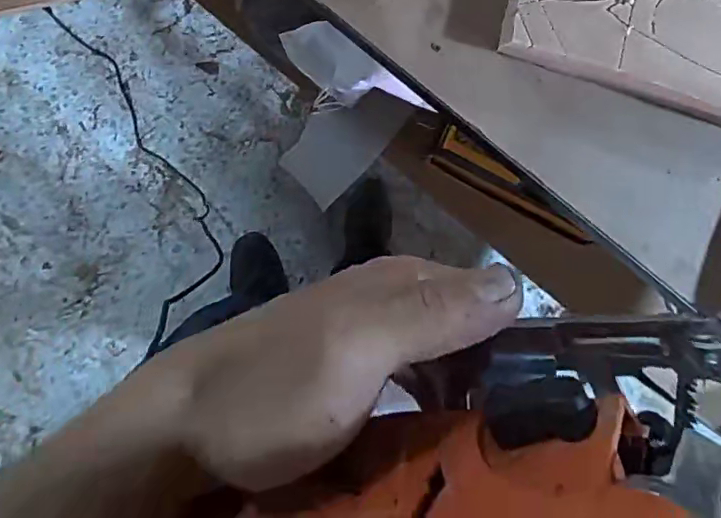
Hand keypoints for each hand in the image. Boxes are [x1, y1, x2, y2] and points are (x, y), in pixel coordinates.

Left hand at [132, 256, 521, 491]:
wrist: (181, 422)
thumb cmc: (278, 385)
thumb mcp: (360, 348)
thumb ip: (435, 313)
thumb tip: (517, 284)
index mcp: (408, 279)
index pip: (492, 295)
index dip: (521, 339)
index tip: (539, 397)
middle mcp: (397, 297)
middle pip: (472, 327)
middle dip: (495, 371)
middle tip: (510, 431)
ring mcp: (374, 335)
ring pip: (446, 358)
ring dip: (466, 395)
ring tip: (480, 441)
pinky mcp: (356, 373)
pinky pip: (416, 385)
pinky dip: (434, 407)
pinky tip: (435, 436)